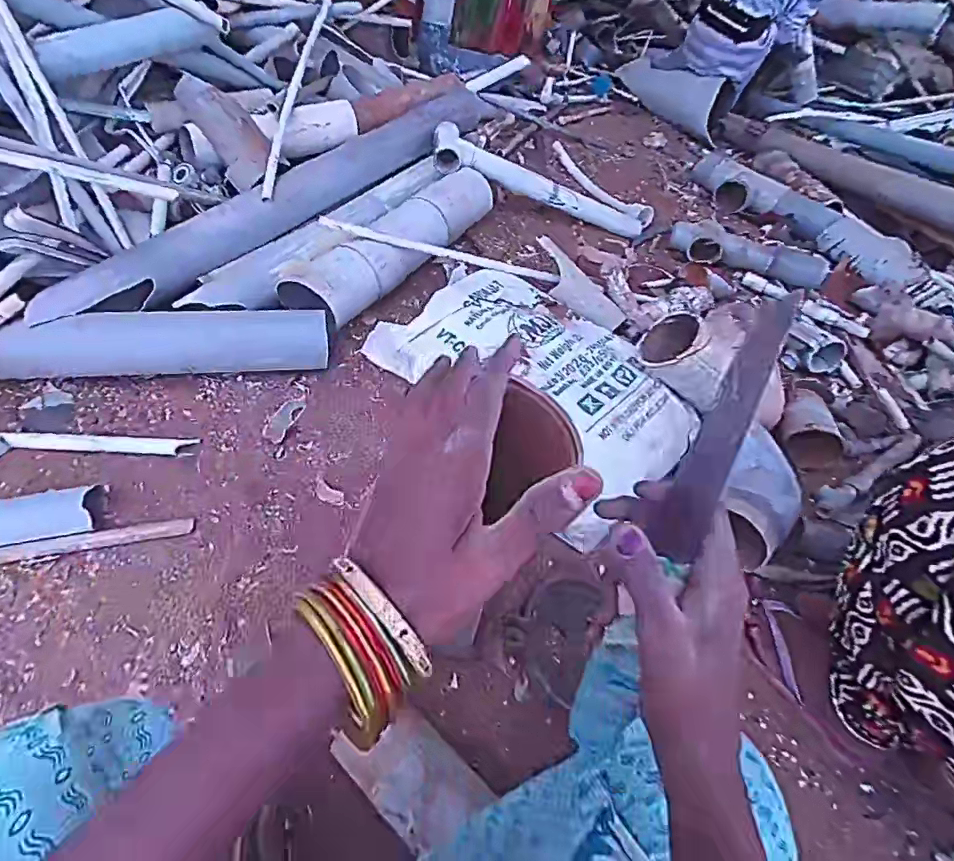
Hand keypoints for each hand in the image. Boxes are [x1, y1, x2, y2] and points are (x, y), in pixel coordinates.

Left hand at [350, 341, 602, 645]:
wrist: (364, 610)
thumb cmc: (435, 589)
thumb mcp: (495, 560)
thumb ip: (538, 514)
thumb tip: (589, 477)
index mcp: (459, 462)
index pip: (483, 400)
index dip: (500, 368)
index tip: (513, 343)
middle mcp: (428, 448)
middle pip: (451, 390)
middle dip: (472, 365)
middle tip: (491, 349)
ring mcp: (402, 456)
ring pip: (423, 398)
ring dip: (442, 375)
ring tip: (456, 358)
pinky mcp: (387, 470)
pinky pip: (405, 415)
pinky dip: (418, 394)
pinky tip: (418, 399)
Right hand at [597, 489, 748, 760]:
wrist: (697, 757)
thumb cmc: (684, 696)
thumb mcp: (659, 631)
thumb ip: (645, 575)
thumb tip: (626, 527)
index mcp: (722, 580)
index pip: (709, 513)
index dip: (677, 493)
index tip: (636, 490)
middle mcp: (719, 583)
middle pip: (685, 528)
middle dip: (646, 517)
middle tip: (605, 517)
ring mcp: (706, 601)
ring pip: (672, 553)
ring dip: (638, 546)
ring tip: (604, 550)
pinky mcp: (692, 618)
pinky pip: (666, 578)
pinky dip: (640, 571)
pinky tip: (614, 584)